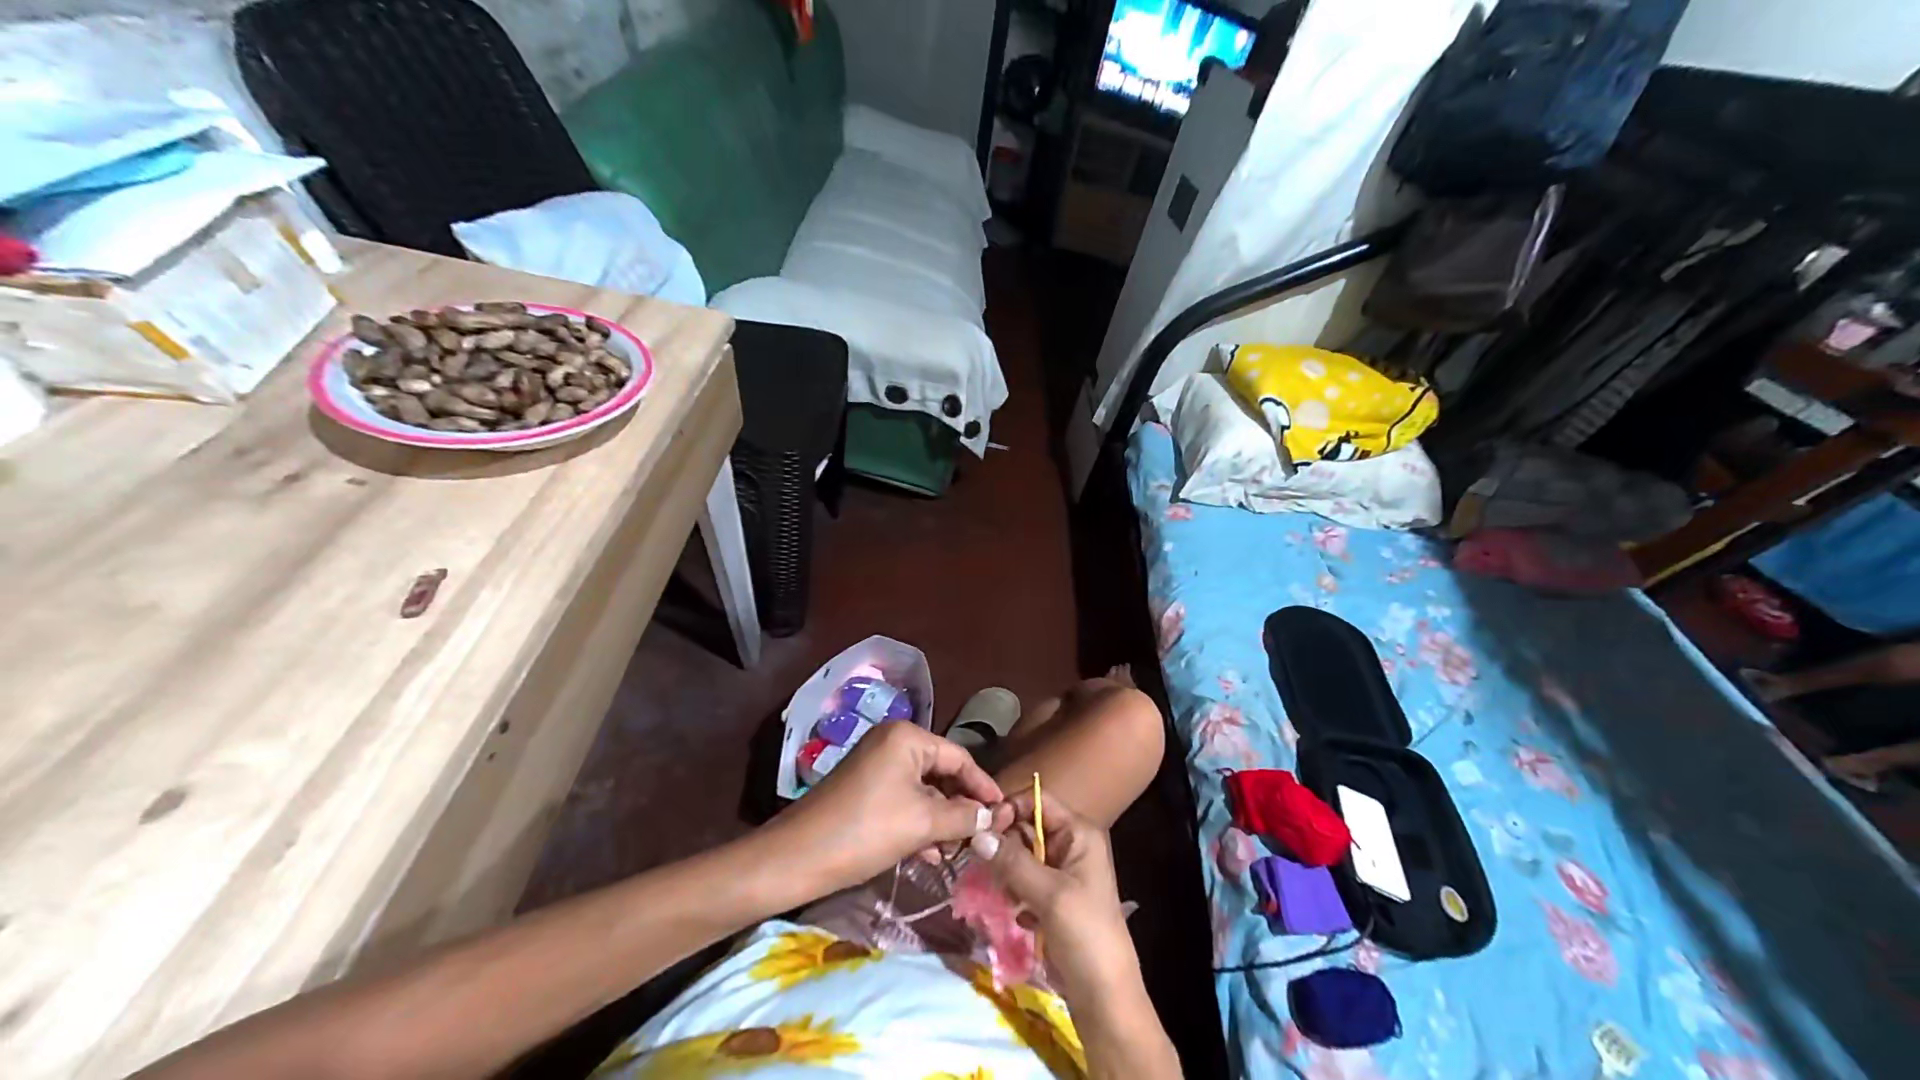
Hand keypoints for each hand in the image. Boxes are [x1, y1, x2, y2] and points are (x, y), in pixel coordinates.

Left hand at [766, 722, 1005, 894]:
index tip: (1005, 814)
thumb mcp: (922, 824)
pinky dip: (920, 822)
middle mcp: (891, 742)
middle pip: (942, 771)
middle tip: (982, 836)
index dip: (984, 786)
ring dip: (942, 818)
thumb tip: (994, 816)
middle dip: (962, 805)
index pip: (960, 757)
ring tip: (955, 850)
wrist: (796, 858)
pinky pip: (904, 799)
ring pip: (923, 789)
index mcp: (907, 737)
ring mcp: (875, 764)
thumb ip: (964, 816)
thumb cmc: (866, 830)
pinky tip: (929, 852)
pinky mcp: (864, 788)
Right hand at [971, 791, 1141, 1006]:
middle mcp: (1069, 845)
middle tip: (982, 865)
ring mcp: (1060, 872)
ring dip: (1005, 872)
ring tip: (1001, 894)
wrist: (1105, 997)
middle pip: (1025, 826)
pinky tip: (1013, 912)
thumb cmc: (1085, 935)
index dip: (1010, 809)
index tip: (982, 830)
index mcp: (1078, 833)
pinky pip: (1020, 880)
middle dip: (1003, 844)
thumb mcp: (1049, 894)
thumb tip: (977, 834)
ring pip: (1019, 854)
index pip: (1037, 800)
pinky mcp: (1050, 897)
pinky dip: (1012, 892)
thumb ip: (1013, 861)